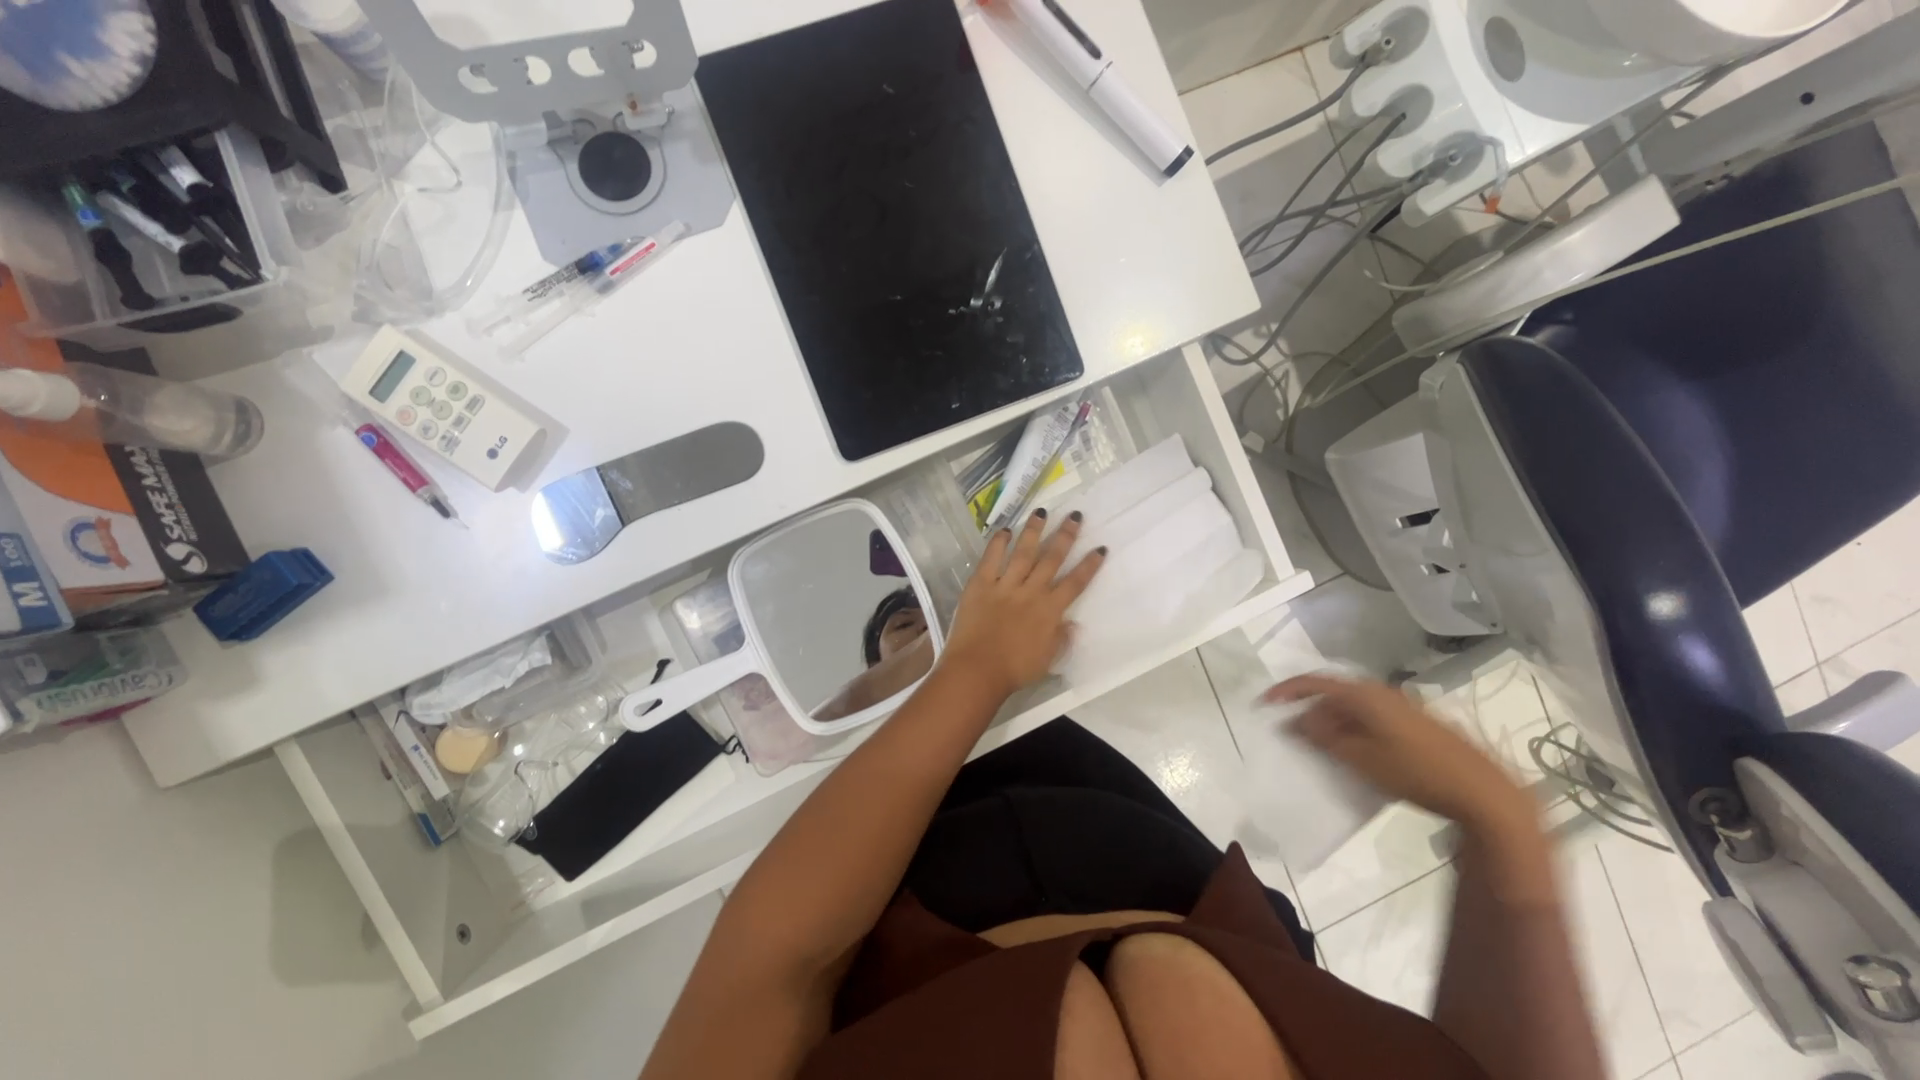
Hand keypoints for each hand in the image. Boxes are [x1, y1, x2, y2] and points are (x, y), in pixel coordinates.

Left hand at [942, 510, 1104, 696]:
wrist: (977, 670)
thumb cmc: (1014, 670)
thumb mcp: (1047, 660)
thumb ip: (1061, 639)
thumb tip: (1072, 623)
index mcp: (1049, 611)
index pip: (1075, 583)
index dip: (1089, 565)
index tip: (1100, 548)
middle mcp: (1031, 592)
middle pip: (1051, 559)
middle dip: (1065, 536)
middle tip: (1074, 515)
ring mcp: (1005, 586)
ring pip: (1023, 552)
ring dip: (1034, 531)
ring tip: (1041, 511)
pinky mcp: (980, 585)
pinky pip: (991, 559)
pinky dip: (998, 543)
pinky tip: (1004, 530)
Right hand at [1266, 674, 1533, 830]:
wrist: (1482, 793)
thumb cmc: (1417, 773)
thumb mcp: (1361, 759)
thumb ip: (1324, 737)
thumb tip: (1296, 721)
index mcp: (1366, 695)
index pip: (1315, 682)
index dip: (1287, 690)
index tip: (1264, 704)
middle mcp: (1383, 693)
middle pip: (1334, 694)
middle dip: (1309, 711)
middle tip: (1292, 735)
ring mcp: (1402, 708)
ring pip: (1353, 708)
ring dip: (1331, 723)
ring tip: (1319, 748)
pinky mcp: (1415, 725)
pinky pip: (1370, 719)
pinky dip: (1351, 730)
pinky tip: (1351, 755)